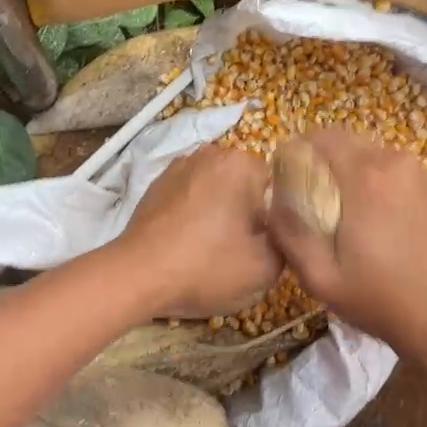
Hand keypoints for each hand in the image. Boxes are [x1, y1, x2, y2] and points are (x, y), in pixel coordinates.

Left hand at [111, 145, 280, 317]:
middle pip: (244, 183)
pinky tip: (188, 241)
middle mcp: (210, 153)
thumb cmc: (207, 265)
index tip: (264, 242)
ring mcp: (180, 165)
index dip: (274, 215)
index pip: (274, 184)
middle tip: (241, 248)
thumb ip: (287, 242)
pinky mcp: (158, 182)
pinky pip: (190, 193)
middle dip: (246, 210)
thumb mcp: (266, 267)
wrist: (139, 273)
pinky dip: (193, 212)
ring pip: (216, 187)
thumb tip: (280, 230)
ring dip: (219, 210)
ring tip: (212, 247)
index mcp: (240, 163)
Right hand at [265, 128, 426, 359]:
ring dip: (346, 166)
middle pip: (342, 140)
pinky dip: (370, 175)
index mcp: (364, 176)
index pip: (319, 138)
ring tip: (338, 204)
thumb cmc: (380, 299)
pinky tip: (368, 211)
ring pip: (365, 150)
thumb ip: (288, 234)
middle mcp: (391, 161)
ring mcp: (414, 171)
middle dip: (320, 159)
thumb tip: (269, 201)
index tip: (286, 180)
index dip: (296, 153)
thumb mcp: (320, 277)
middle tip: (310, 195)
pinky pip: (387, 164)